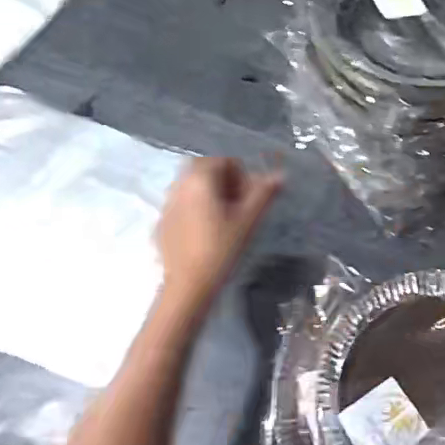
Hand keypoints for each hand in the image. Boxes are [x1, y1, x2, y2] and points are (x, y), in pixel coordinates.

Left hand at [156, 156, 282, 309]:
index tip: (250, 194)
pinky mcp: (163, 222)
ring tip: (227, 219)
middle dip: (225, 181)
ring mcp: (168, 204)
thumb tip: (280, 175)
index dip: (240, 173)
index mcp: (199, 181)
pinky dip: (198, 208)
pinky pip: (184, 204)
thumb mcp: (248, 220)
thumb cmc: (222, 249)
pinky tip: (208, 232)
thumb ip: (263, 194)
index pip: (221, 160)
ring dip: (211, 194)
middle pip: (204, 170)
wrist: (189, 284)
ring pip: (192, 187)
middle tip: (241, 204)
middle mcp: (179, 186)